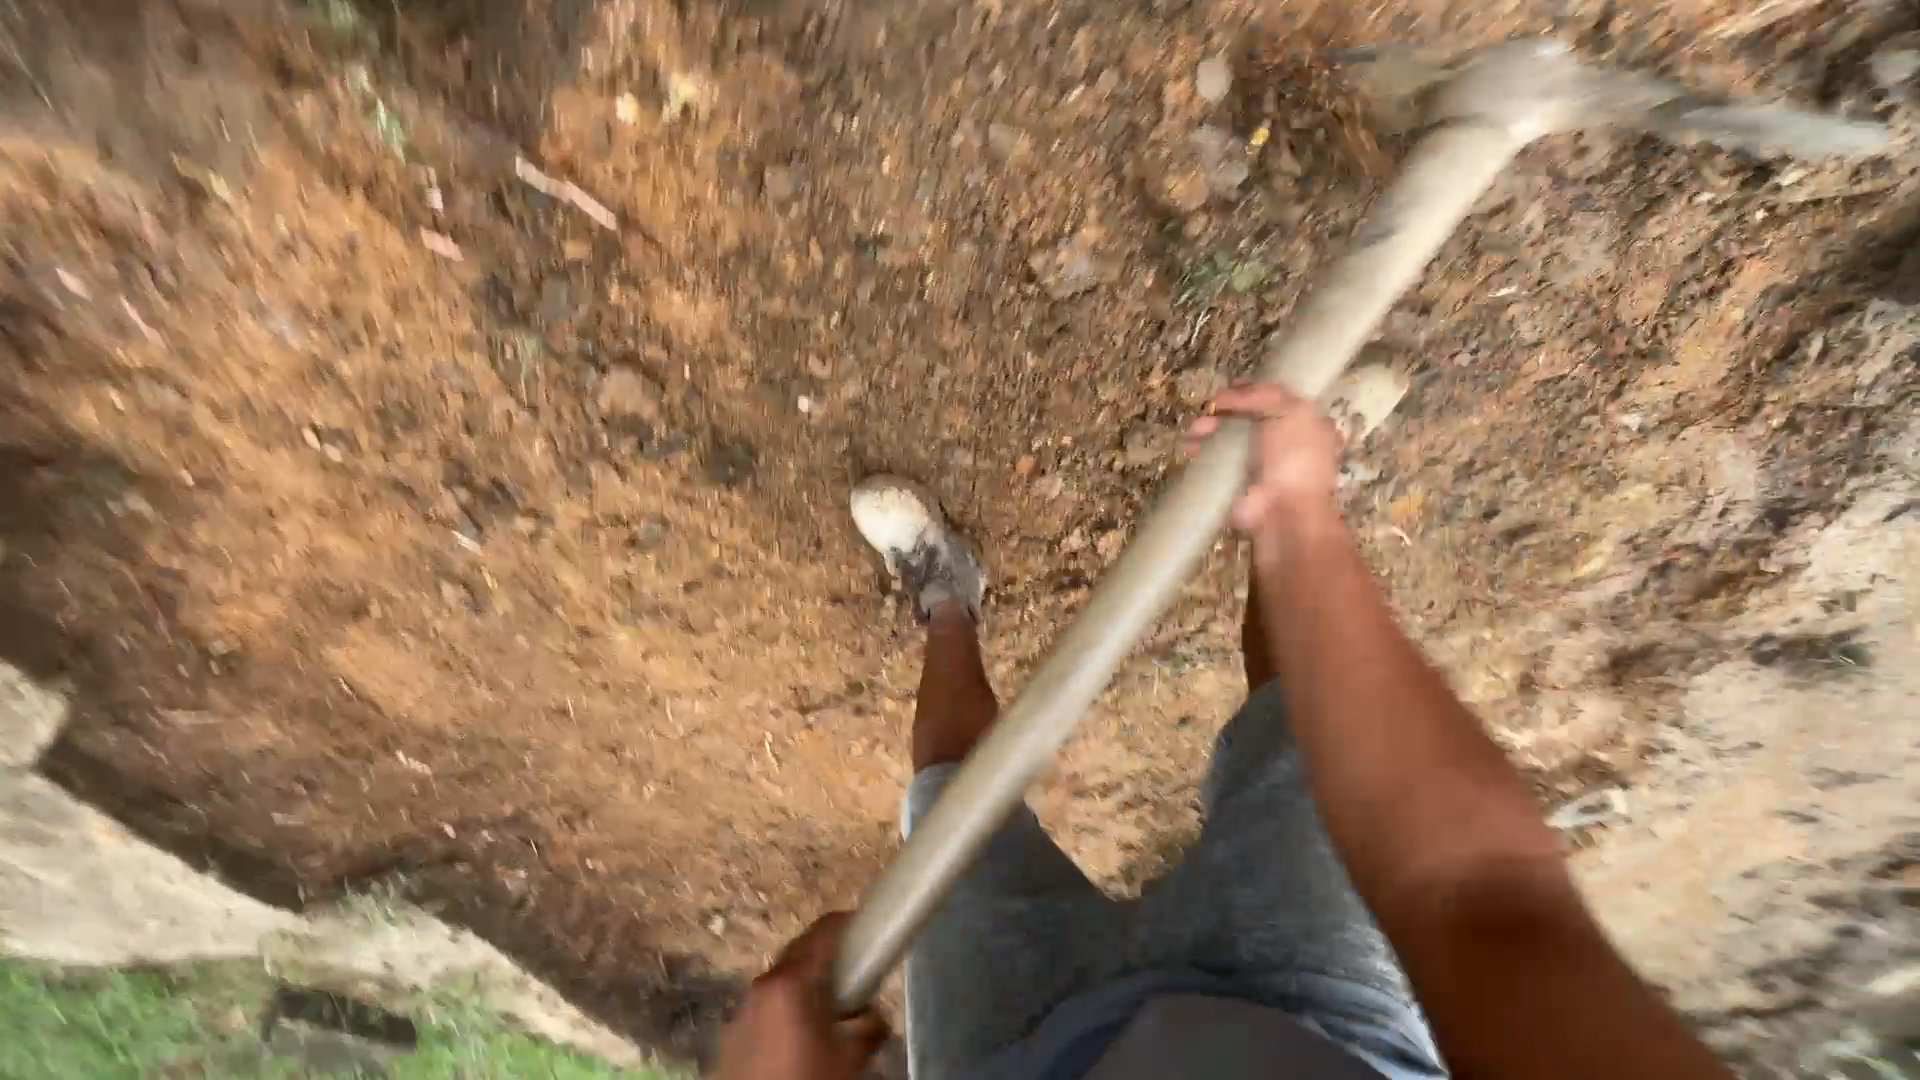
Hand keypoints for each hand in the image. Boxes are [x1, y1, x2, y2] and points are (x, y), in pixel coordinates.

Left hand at [714, 914, 889, 1079]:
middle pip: (801, 951)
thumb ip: (869, 1027)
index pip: (824, 930)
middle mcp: (762, 985)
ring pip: (782, 979)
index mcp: (791, 982)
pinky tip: (799, 1037)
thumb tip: (872, 1015)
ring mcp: (742, 1010)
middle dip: (828, 956)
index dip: (849, 924)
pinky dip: (786, 1008)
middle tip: (855, 974)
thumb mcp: (851, 1059)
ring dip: (805, 983)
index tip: (868, 932)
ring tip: (828, 1011)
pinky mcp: (731, 1035)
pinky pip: (766, 1006)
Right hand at [1186, 381, 1343, 545]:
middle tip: (1208, 409)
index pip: (1275, 397)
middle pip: (1246, 416)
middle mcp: (1282, 441)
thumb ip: (1263, 394)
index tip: (1229, 386)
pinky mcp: (1235, 481)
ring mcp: (1257, 463)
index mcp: (1305, 423)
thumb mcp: (1291, 412)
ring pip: (1226, 436)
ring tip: (1194, 430)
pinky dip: (1200, 451)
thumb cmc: (1295, 458)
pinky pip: (1214, 461)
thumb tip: (1226, 395)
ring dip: (1208, 428)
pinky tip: (1189, 448)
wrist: (1284, 512)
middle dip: (1223, 410)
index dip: (1251, 389)